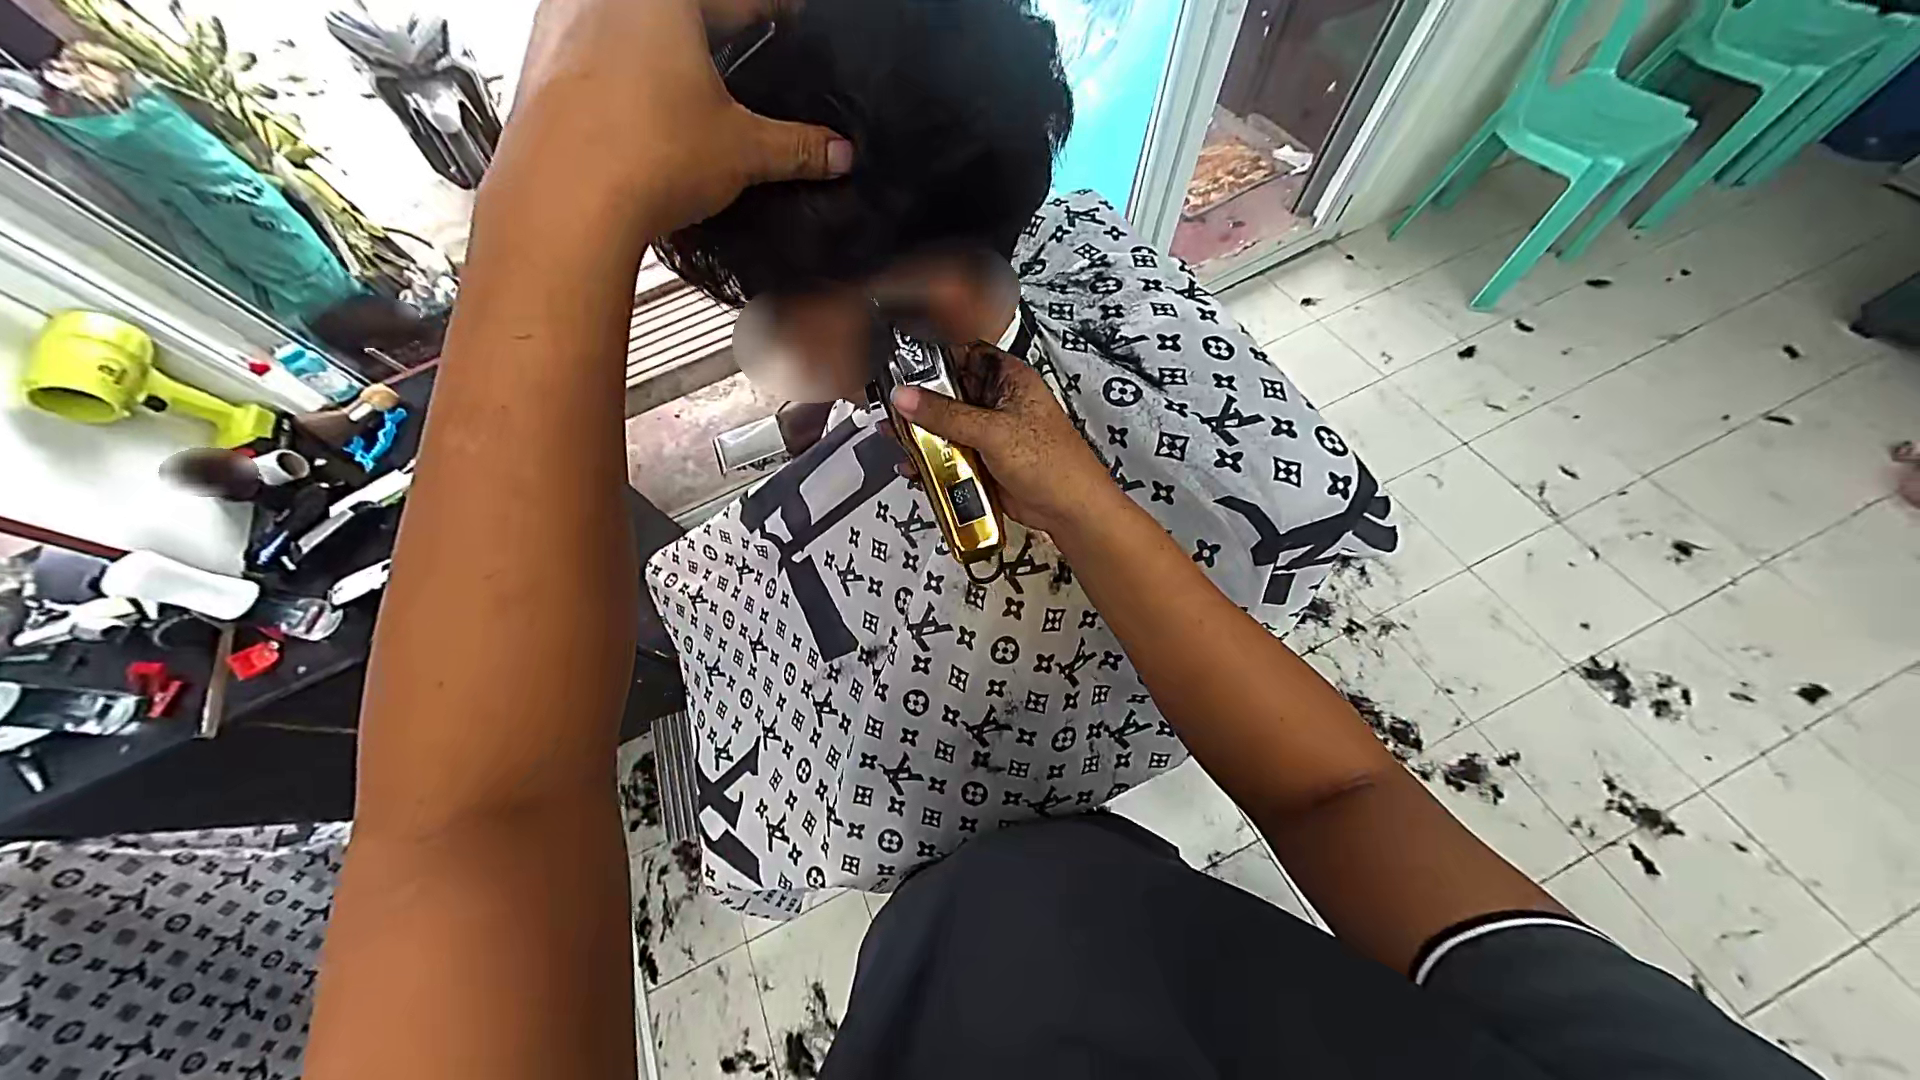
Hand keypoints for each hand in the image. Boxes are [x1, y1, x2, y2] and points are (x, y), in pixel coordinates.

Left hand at [493, 0, 851, 234]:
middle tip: (750, 68)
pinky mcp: (542, 63)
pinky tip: (649, 119)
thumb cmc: (641, 156)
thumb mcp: (742, 150)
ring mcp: (562, 21)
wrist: (564, 201)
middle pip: (685, 10)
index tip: (795, 27)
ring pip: (637, 28)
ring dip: (671, 56)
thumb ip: (796, 146)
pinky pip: (600, 57)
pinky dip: (632, 79)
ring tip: (697, 100)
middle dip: (723, 37)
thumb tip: (836, 151)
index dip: (779, 16)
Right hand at [889, 344, 1118, 535]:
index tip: (904, 368)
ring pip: (946, 427)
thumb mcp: (993, 431)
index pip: (964, 354)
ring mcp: (989, 433)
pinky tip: (916, 466)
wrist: (1068, 510)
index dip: (934, 358)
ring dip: (922, 435)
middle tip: (894, 408)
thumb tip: (908, 398)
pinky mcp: (983, 461)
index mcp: (1010, 379)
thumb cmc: (1055, 464)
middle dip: (920, 403)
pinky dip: (932, 460)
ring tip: (898, 438)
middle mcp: (999, 403)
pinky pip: (949, 455)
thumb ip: (946, 414)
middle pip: (949, 393)